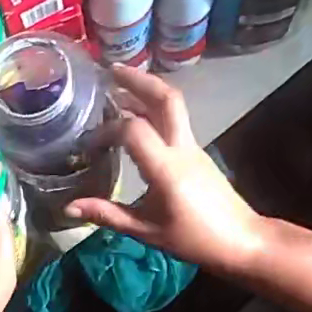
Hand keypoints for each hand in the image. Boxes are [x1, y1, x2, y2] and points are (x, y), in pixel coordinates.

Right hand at [65, 65, 269, 277]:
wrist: (242, 241)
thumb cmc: (193, 239)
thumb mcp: (145, 231)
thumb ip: (107, 215)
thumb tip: (68, 208)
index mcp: (167, 168)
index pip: (134, 130)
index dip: (107, 130)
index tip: (88, 143)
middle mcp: (182, 149)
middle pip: (165, 99)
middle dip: (137, 80)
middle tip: (109, 70)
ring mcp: (192, 147)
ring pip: (172, 106)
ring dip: (146, 90)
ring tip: (118, 86)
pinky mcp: (196, 152)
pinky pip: (174, 121)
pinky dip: (153, 109)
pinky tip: (135, 116)